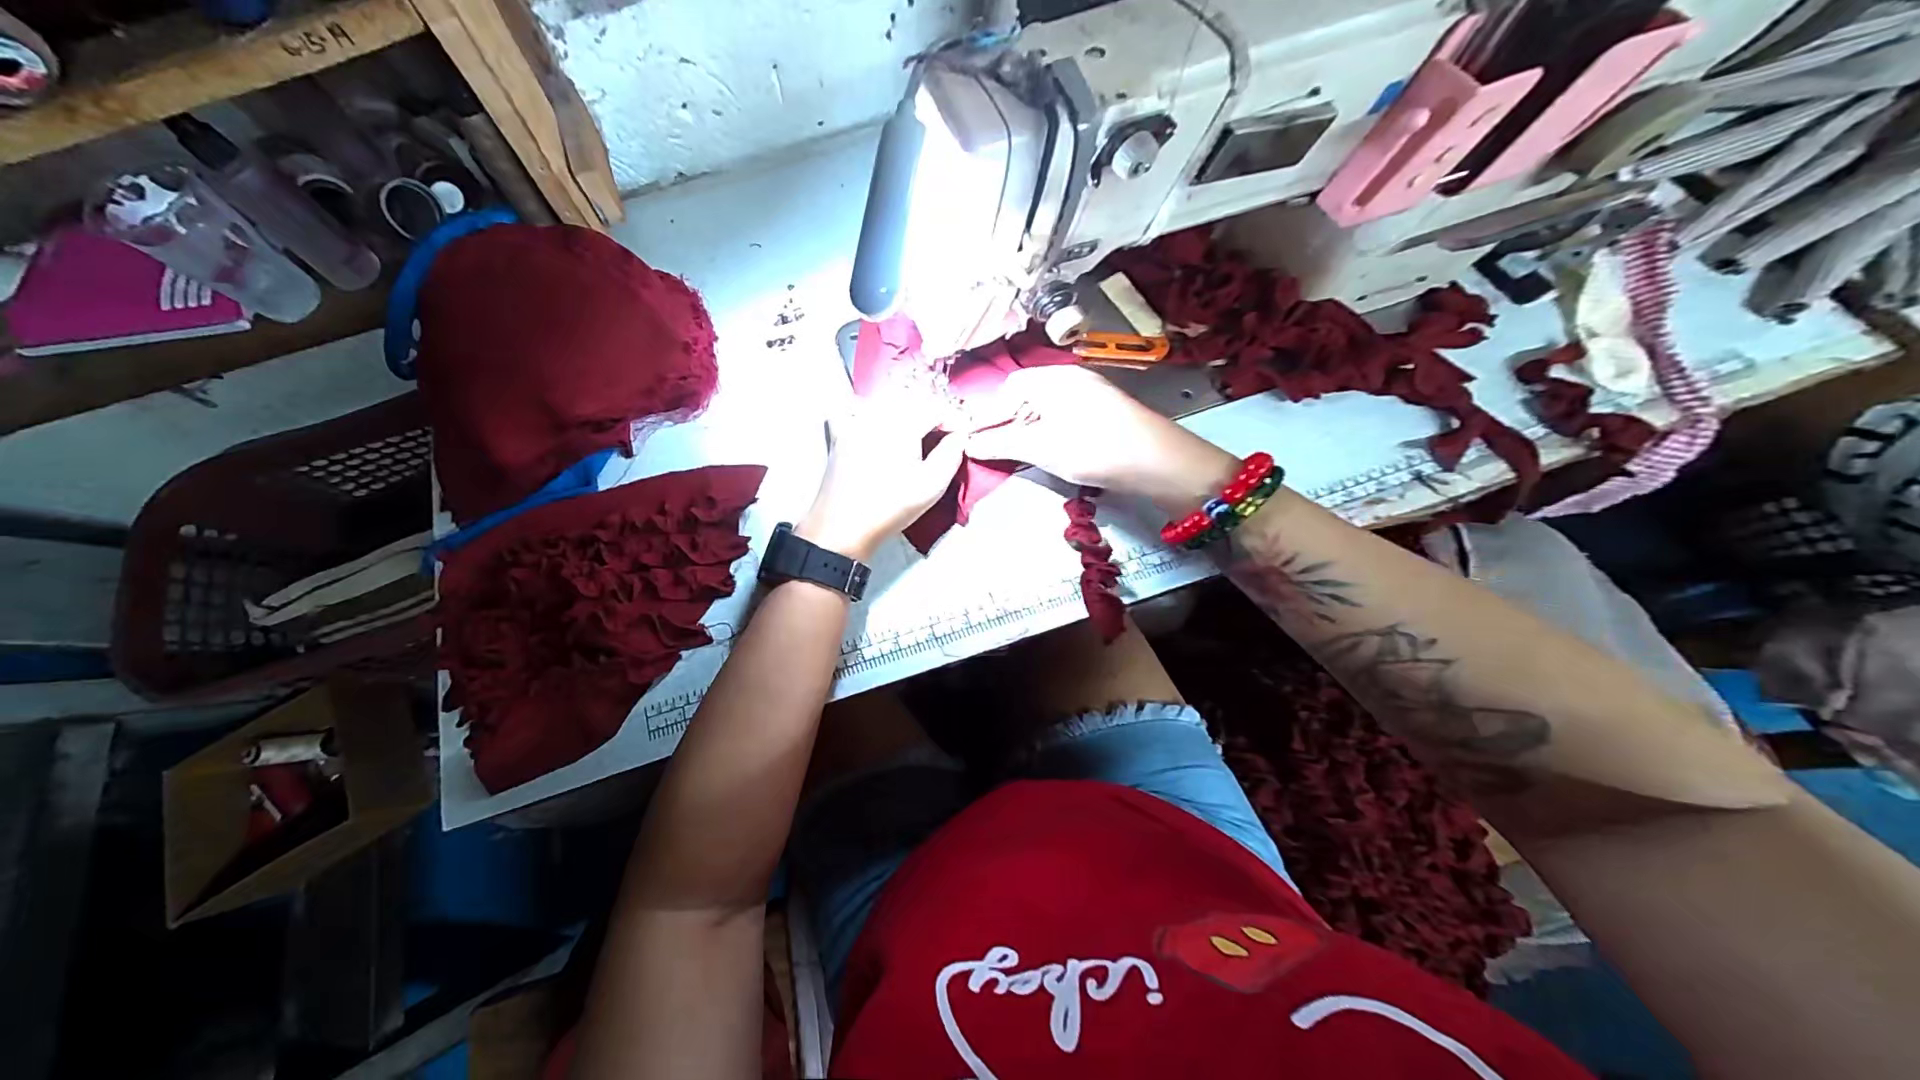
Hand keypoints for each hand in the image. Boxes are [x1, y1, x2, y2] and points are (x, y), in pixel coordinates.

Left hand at [795, 394, 965, 561]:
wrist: (841, 528)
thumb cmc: (890, 508)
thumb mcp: (932, 486)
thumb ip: (951, 454)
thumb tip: (959, 435)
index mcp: (902, 423)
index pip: (936, 407)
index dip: (952, 420)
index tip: (959, 438)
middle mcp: (876, 413)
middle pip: (911, 401)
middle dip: (929, 416)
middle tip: (939, 440)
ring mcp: (853, 421)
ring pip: (884, 402)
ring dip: (902, 413)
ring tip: (911, 438)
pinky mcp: (837, 434)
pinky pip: (852, 410)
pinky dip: (865, 414)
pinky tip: (872, 429)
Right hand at [962, 366, 1237, 514]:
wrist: (1160, 463)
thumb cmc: (1095, 449)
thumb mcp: (1041, 448)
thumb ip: (1002, 443)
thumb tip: (969, 443)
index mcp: (1054, 377)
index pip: (1008, 389)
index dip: (988, 416)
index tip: (975, 441)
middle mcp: (1072, 378)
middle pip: (1026, 397)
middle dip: (1008, 423)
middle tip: (997, 450)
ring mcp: (1091, 394)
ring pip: (1046, 409)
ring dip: (1029, 431)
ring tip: (1023, 455)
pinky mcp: (1105, 414)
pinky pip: (1064, 417)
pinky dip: (1050, 433)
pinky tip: (1052, 453)